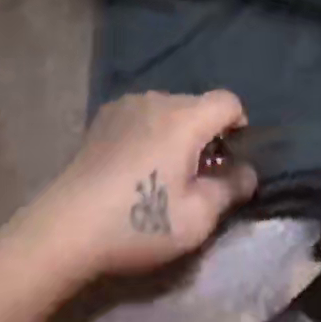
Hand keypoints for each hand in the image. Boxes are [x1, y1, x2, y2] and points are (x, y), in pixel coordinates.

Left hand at [24, 91, 257, 281]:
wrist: (72, 222)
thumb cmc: (140, 221)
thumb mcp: (197, 218)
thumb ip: (230, 188)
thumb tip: (248, 171)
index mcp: (183, 118)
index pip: (227, 101)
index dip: (239, 125)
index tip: (233, 158)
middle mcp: (155, 99)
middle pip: (196, 105)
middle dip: (207, 134)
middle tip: (200, 176)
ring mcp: (125, 103)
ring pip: (167, 109)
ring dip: (176, 132)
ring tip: (165, 173)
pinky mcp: (104, 115)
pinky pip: (141, 114)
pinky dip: (150, 131)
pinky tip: (136, 167)